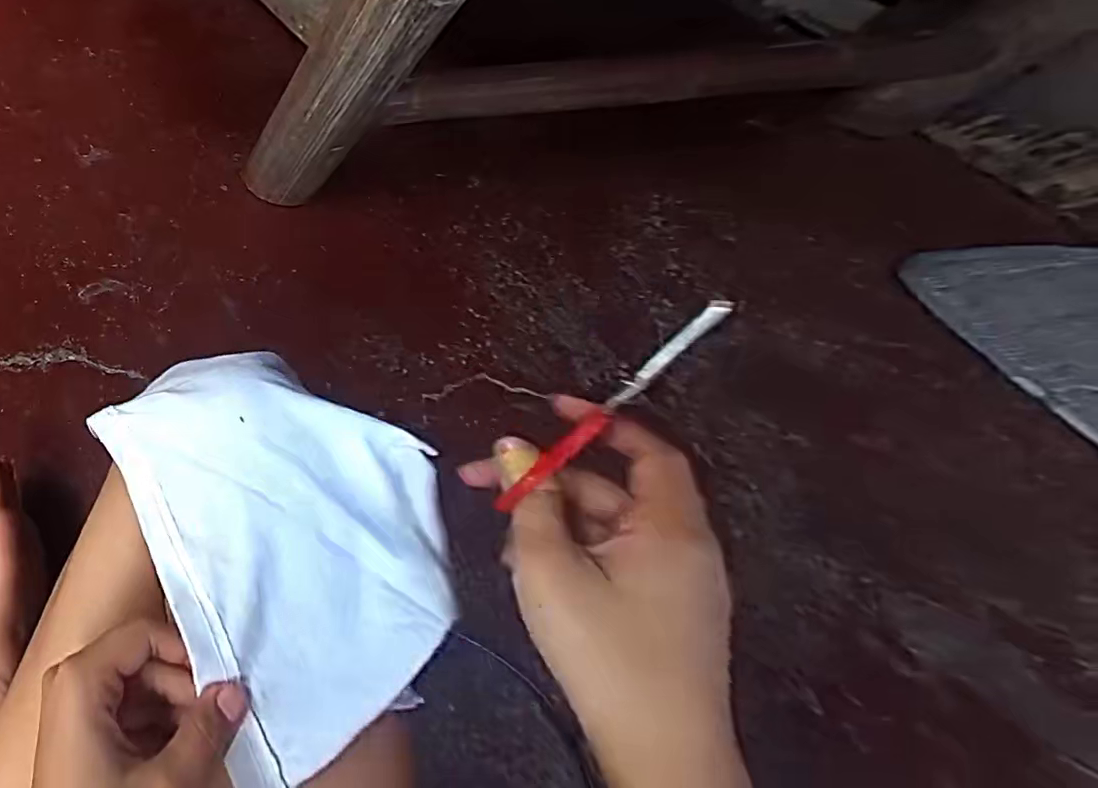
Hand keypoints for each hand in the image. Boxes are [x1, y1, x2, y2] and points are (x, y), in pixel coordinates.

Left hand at [32, 619, 247, 787]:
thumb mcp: (164, 782)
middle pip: (141, 663)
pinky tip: (183, 755)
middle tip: (218, 716)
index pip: (142, 635)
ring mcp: (73, 711)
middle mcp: (71, 682)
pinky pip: (126, 716)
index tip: (218, 678)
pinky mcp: (80, 739)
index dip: (185, 653)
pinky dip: (157, 731)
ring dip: (175, 713)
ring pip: (137, 691)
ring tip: (206, 741)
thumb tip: (233, 693)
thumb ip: (204, 730)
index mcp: (81, 676)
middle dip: (184, 690)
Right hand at [460, 396, 749, 787]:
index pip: (648, 451)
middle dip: (542, 479)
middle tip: (482, 477)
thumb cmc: (604, 651)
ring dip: (547, 519)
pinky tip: (528, 567)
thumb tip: (513, 448)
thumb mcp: (547, 563)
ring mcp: (672, 580)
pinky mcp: (659, 606)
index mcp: (669, 529)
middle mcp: (680, 548)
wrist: (656, 753)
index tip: (552, 407)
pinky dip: (566, 548)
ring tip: (504, 540)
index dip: (601, 422)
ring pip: (600, 523)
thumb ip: (528, 497)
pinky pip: (608, 554)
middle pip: (606, 488)